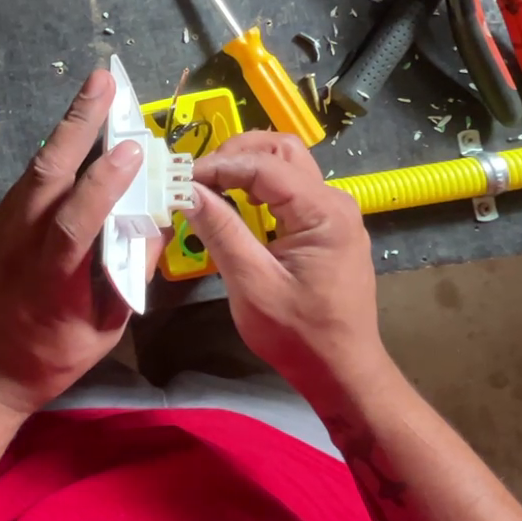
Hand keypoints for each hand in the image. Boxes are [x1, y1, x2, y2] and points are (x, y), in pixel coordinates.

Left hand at [0, 69, 159, 417]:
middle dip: (78, 123)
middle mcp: (18, 244)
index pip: (76, 222)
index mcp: (51, 280)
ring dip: (66, 130)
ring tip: (93, 93)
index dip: (104, 185)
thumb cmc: (47, 360)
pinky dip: (52, 158)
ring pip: (34, 171)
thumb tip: (152, 220)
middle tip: (103, 82)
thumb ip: (128, 275)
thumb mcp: (102, 331)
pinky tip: (73, 138)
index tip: (132, 149)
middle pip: (47, 174)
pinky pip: (26, 185)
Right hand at [179, 132, 390, 396]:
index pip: (264, 166)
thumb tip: (186, 190)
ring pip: (286, 163)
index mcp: (323, 212)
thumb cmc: (298, 334)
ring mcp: (333, 213)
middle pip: (281, 149)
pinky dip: (257, 185)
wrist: (341, 371)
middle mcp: (334, 202)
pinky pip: (290, 187)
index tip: (180, 178)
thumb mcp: (252, 283)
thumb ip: (220, 230)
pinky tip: (234, 205)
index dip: (218, 165)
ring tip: (210, 187)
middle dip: (235, 154)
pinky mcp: (326, 226)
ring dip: (246, 166)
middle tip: (197, 177)